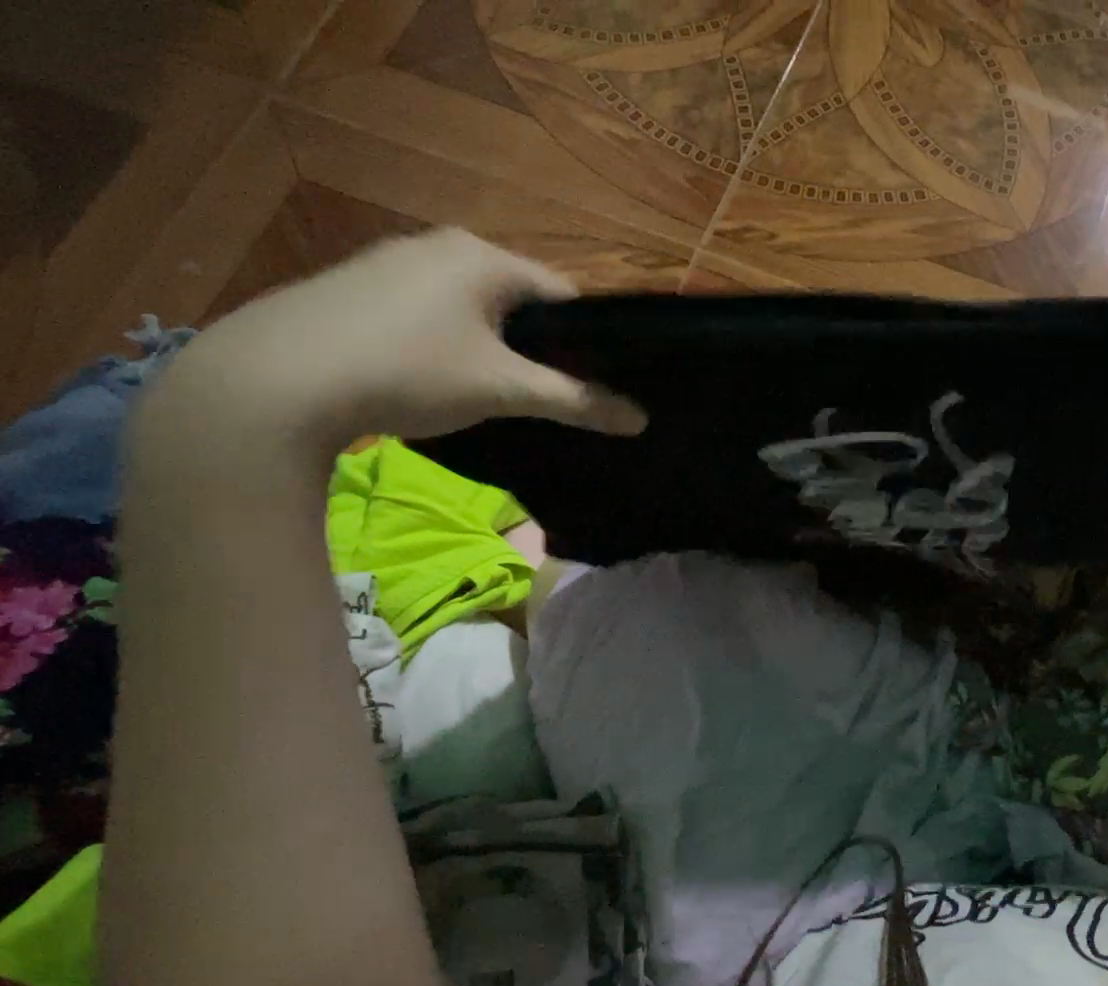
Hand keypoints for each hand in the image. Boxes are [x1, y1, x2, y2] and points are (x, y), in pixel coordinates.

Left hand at [141, 229, 645, 453]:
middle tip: (548, 396)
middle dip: (540, 346)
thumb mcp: (504, 390)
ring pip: (471, 307)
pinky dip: (444, 344)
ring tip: (493, 395)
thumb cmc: (408, 371)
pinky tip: (432, 382)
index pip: (566, 295)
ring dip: (491, 347)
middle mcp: (439, 246)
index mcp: (483, 256)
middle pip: (519, 300)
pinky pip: (426, 313)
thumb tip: (640, 419)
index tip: (598, 383)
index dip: (590, 341)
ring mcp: (389, 263)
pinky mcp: (352, 289)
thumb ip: (576, 402)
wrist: (269, 384)